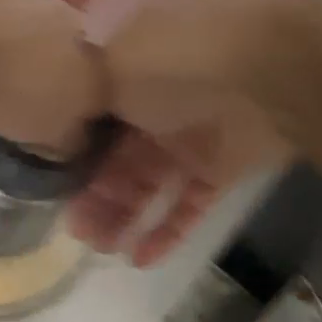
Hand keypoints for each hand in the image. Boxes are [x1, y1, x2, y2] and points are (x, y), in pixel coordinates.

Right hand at [71, 0, 294, 266]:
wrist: (265, 74)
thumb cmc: (178, 63)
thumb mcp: (112, 61)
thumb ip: (85, 94)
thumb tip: (67, 123)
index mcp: (131, 79)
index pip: (93, 130)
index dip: (74, 164)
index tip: (56, 194)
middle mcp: (159, 109)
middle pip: (117, 165)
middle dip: (94, 201)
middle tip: (79, 232)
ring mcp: (192, 142)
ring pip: (146, 189)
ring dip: (122, 220)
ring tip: (104, 248)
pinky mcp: (220, 171)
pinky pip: (187, 208)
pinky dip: (165, 235)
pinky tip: (140, 260)